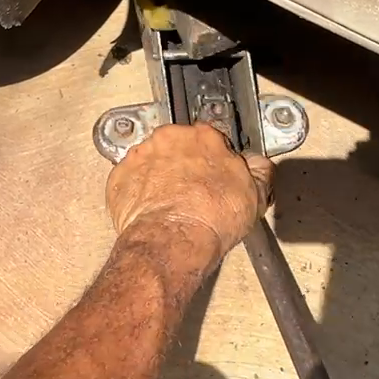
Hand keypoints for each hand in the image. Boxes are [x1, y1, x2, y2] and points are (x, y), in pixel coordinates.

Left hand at [106, 124, 272, 262]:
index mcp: (205, 137)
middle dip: (184, 165)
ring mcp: (142, 156)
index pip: (211, 139)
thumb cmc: (210, 218)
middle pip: (178, 146)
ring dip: (159, 176)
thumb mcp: (255, 194)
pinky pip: (129, 179)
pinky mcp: (120, 177)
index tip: (215, 176)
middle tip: (193, 192)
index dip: (214, 160)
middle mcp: (171, 139)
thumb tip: (259, 166)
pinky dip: (137, 191)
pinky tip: (151, 209)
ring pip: (152, 160)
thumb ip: (258, 171)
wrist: (173, 241)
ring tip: (171, 204)